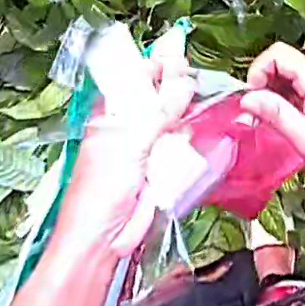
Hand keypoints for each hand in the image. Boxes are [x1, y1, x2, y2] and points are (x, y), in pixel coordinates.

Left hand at [52, 39, 194, 254]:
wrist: (101, 244)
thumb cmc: (100, 192)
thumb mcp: (130, 145)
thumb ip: (158, 114)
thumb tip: (182, 84)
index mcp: (110, 114)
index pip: (134, 80)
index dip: (155, 68)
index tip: (178, 61)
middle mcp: (127, 127)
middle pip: (156, 101)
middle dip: (175, 91)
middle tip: (194, 80)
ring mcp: (144, 150)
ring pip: (170, 124)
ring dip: (185, 114)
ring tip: (202, 101)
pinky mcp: (159, 171)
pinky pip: (178, 149)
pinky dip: (190, 141)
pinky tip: (204, 130)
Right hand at [240, 42, 304, 194]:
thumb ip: (275, 114)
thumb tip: (247, 99)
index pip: (277, 53)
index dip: (258, 70)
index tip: (253, 97)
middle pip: (281, 60)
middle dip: (264, 82)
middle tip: (259, 112)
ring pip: (289, 72)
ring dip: (275, 91)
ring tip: (273, 120)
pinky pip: (300, 82)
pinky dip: (288, 96)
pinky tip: (290, 121)